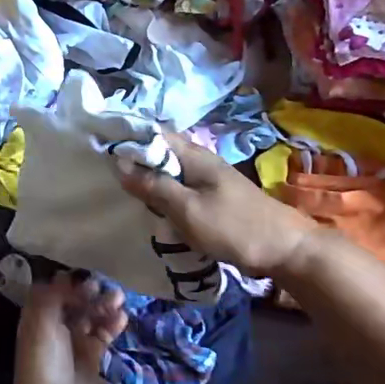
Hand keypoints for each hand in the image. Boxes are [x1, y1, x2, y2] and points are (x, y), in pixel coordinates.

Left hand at [12, 276, 127, 383]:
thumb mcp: (42, 325)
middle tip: (105, 287)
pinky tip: (122, 318)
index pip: (54, 291)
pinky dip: (113, 324)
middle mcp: (55, 326)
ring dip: (105, 306)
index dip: (68, 283)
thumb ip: (52, 297)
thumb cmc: (44, 364)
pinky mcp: (92, 356)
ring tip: (120, 299)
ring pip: (92, 315)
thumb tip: (66, 278)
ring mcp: (74, 341)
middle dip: (91, 292)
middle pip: (76, 301)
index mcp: (38, 318)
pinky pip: (104, 333)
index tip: (83, 279)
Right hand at [116, 132, 322, 276]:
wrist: (285, 250)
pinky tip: (149, 210)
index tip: (99, 148)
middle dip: (134, 161)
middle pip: (160, 153)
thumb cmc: (235, 227)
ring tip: (118, 193)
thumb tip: (120, 164)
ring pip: (169, 173)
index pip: (154, 134)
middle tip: (102, 175)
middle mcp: (200, 161)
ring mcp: (208, 180)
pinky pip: (180, 190)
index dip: (128, 138)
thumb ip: (155, 187)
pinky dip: (163, 196)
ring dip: (147, 181)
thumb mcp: (188, 210)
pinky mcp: (213, 199)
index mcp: (194, 155)